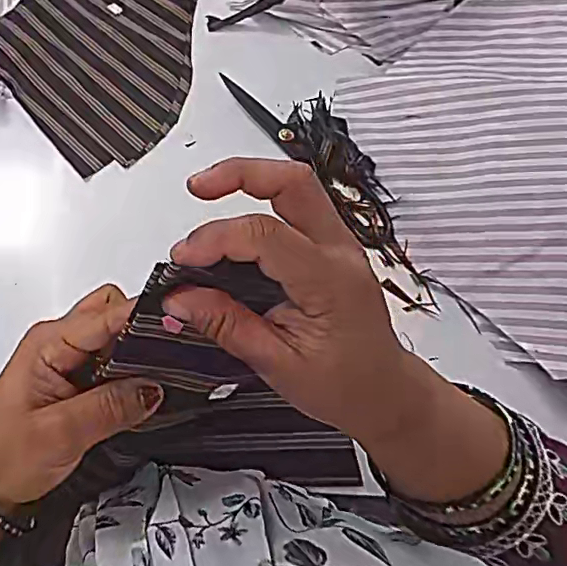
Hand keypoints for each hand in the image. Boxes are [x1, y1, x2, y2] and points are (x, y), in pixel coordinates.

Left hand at [0, 285, 164, 509]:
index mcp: (48, 344)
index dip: (143, 317)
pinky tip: (137, 397)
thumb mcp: (59, 434)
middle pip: (113, 311)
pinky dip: (129, 373)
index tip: (175, 328)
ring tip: (153, 384)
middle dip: (142, 329)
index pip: (106, 313)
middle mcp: (57, 343)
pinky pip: (111, 361)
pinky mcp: (74, 378)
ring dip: (137, 354)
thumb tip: (153, 388)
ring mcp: (66, 359)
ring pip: (114, 336)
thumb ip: (110, 407)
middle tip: (166, 360)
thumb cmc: (0, 457)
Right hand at [163, 158, 508, 500]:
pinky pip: (295, 205)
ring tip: (207, 194)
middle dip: (238, 173)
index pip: (265, 235)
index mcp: (330, 282)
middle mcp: (340, 252)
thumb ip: (227, 325)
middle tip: (198, 186)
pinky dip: (260, 199)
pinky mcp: (330, 246)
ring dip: (249, 180)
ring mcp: (339, 244)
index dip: (216, 239)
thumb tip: (181, 298)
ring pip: (296, 184)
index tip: (185, 259)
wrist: (385, 392)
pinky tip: (235, 222)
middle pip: (292, 181)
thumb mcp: (278, 365)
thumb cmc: (347, 384)